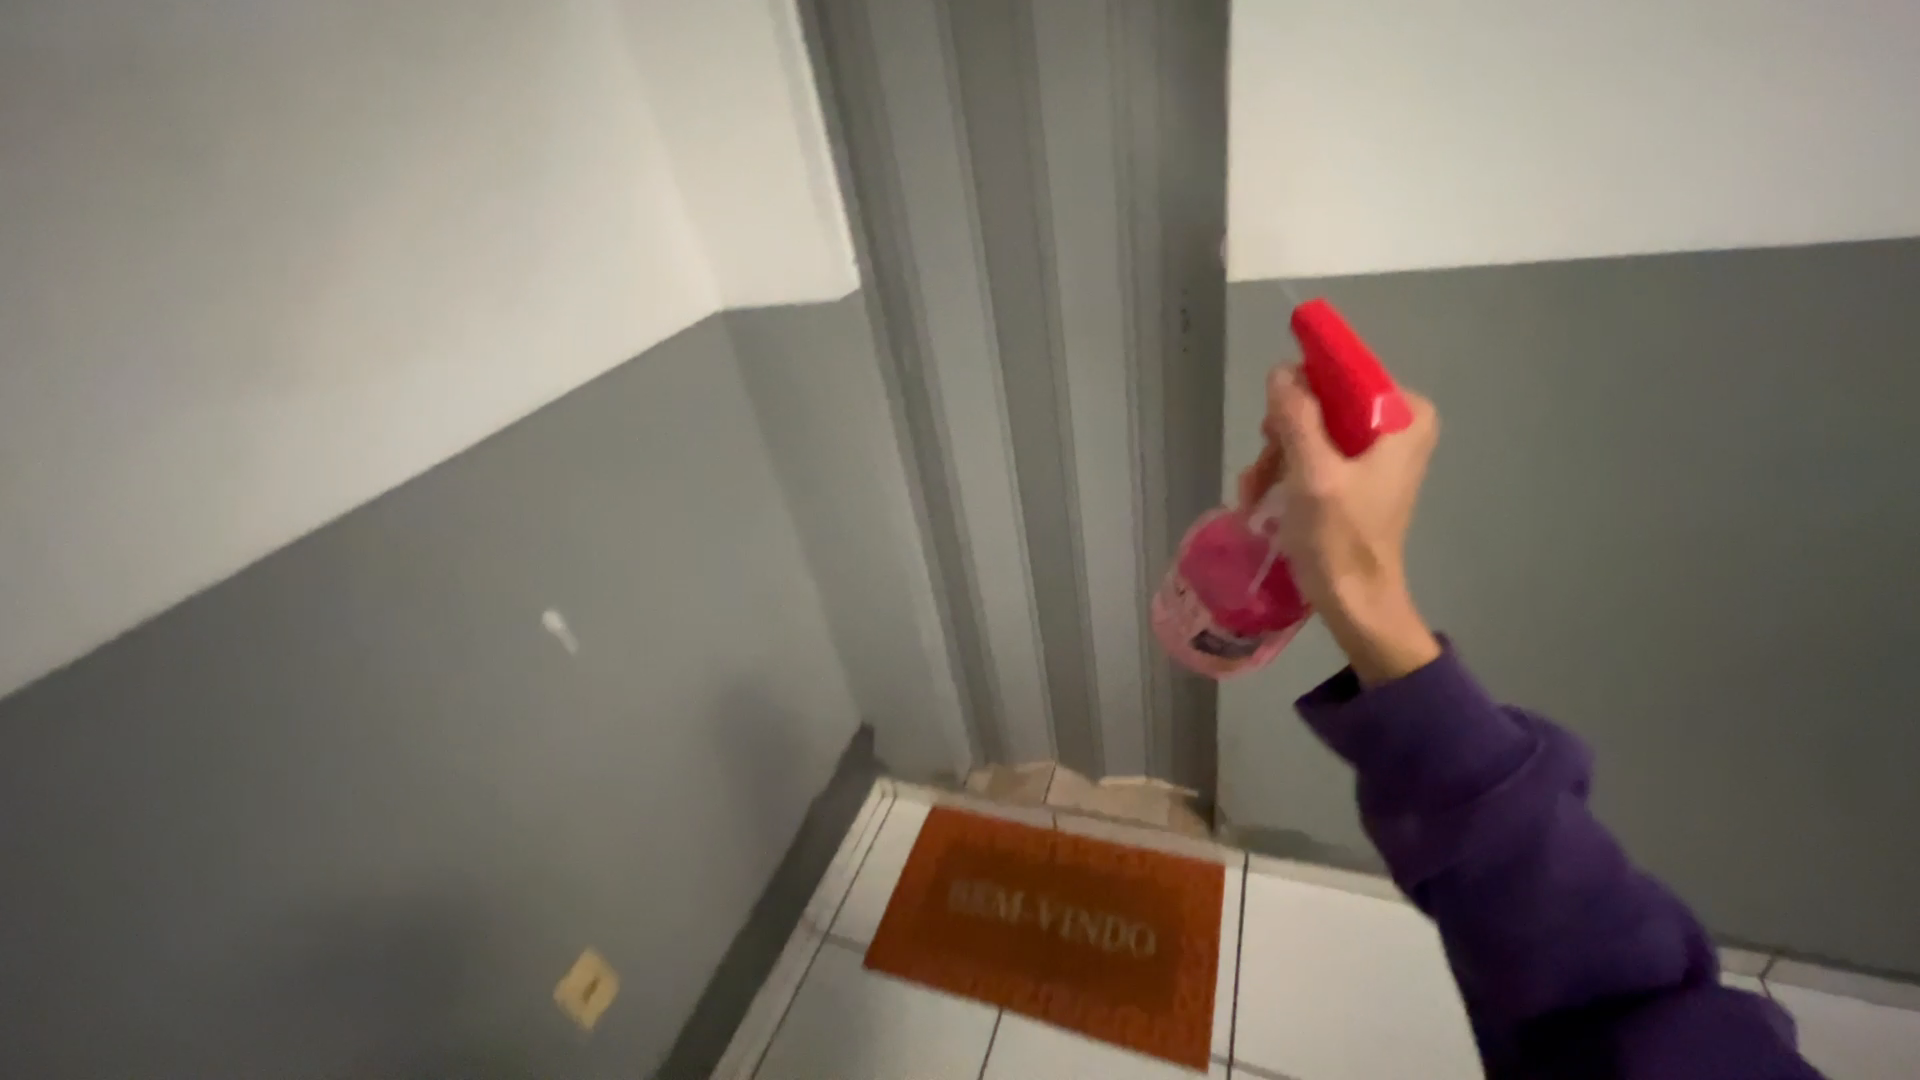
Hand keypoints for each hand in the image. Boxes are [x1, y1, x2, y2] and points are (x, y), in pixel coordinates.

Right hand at [1243, 365, 1443, 684]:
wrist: (1355, 600)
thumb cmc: (1339, 537)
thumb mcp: (1312, 473)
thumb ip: (1296, 416)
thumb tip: (1280, 371)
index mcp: (1405, 416)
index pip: (1343, 374)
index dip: (1300, 394)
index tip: (1272, 429)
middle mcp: (1399, 425)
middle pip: (1323, 404)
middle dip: (1283, 436)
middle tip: (1262, 470)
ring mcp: (1379, 451)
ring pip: (1311, 430)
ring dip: (1276, 459)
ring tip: (1255, 493)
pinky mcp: (1361, 474)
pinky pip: (1315, 454)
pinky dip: (1286, 472)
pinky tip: (1264, 497)